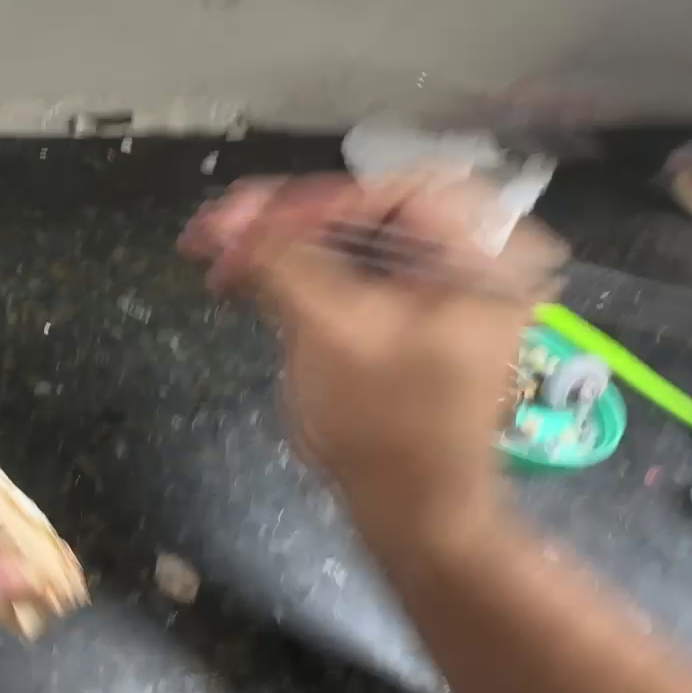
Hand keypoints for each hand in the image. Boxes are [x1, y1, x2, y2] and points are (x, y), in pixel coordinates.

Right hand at [180, 174, 564, 552]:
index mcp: (479, 256)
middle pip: (359, 207)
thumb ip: (284, 263)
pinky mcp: (388, 309)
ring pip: (337, 235)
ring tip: (212, 252)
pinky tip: (237, 275)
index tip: (246, 222)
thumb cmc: (383, 422)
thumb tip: (230, 218)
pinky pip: (332, 267)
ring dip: (270, 241)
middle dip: (280, 218)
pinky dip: (282, 267)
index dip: (314, 200)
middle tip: (216, 230)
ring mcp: (423, 284)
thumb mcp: (332, 332)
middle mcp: (461, 258)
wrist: (407, 503)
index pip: (392, 189)